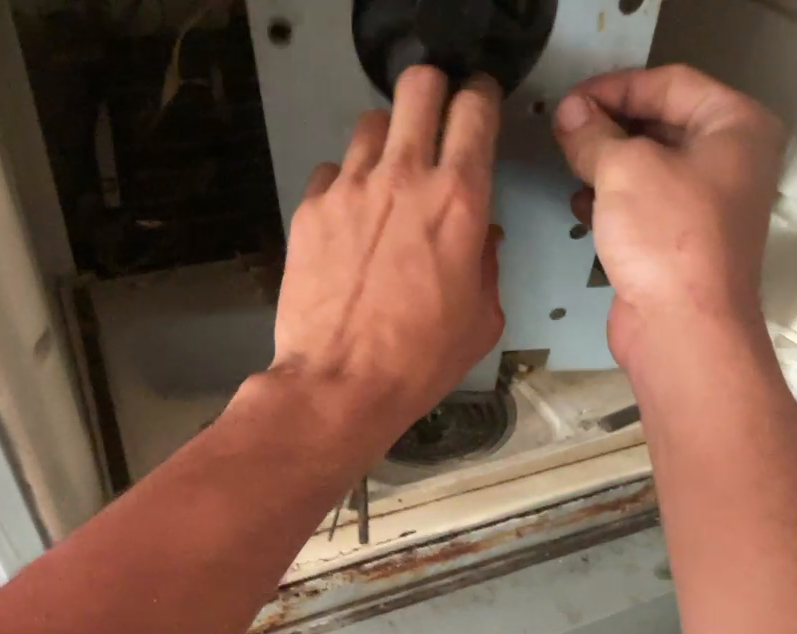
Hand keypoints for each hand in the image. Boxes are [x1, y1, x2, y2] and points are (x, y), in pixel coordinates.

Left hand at [268, 65, 503, 451]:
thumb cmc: (417, 362)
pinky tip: (348, 221)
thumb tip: (480, 241)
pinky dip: (344, 186)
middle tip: (432, 123)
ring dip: (385, 142)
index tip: (478, 109)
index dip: (480, 98)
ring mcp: (350, 189)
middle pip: (419, 85)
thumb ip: (486, 266)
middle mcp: (404, 177)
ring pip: (371, 124)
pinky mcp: (310, 210)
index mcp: (458, 200)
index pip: (476, 108)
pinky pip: (331, 172)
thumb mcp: (480, 321)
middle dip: (432, 93)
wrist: (339, 385)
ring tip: (385, 182)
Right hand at [553, 66, 784, 371]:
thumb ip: (593, 135)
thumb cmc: (667, 237)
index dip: (615, 86)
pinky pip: (643, 207)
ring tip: (567, 163)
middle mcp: (729, 162)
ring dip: (606, 165)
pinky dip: (612, 202)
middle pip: (661, 125)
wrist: (683, 328)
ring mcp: (705, 207)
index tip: (569, 100)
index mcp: (736, 126)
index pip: (670, 84)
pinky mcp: (680, 244)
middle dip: (609, 127)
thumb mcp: (624, 170)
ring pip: (648, 168)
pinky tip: (580, 205)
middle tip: (563, 131)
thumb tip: (569, 114)